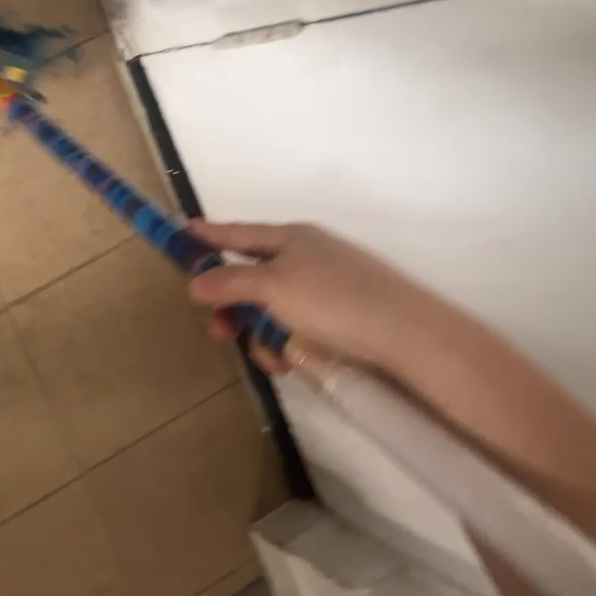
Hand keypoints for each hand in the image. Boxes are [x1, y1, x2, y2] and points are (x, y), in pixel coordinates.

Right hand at [185, 220, 470, 375]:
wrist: (413, 338)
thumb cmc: (335, 301)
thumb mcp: (271, 288)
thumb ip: (228, 283)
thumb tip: (195, 282)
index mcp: (291, 239)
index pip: (237, 233)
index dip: (209, 234)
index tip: (182, 232)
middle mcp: (308, 257)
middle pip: (250, 277)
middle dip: (232, 306)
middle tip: (221, 331)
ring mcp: (328, 287)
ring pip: (272, 308)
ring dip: (262, 334)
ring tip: (274, 359)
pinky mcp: (344, 316)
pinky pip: (298, 327)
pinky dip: (289, 344)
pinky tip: (294, 363)